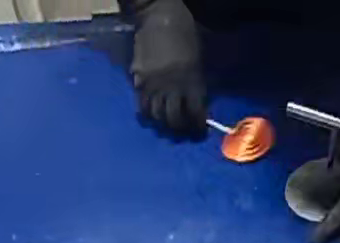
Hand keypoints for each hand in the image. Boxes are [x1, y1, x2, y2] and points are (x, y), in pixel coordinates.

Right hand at [129, 0, 206, 137]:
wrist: (157, 14)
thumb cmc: (183, 29)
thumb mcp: (199, 53)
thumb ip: (198, 78)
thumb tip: (200, 101)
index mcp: (190, 78)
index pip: (195, 111)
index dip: (197, 125)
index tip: (199, 132)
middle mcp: (171, 87)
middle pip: (174, 119)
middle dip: (180, 128)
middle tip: (183, 130)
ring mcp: (153, 87)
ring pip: (157, 116)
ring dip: (163, 123)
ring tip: (167, 124)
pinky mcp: (139, 83)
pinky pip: (143, 106)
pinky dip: (149, 114)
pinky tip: (153, 113)